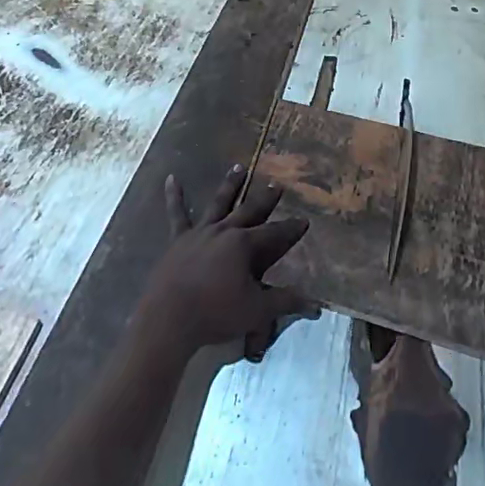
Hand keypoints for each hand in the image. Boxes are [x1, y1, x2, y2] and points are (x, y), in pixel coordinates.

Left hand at [130, 165, 316, 363]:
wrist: (169, 318)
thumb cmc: (215, 313)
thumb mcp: (257, 310)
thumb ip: (285, 303)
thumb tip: (316, 305)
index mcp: (244, 244)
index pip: (274, 233)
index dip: (290, 228)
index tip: (304, 220)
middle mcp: (224, 230)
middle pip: (249, 210)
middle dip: (265, 198)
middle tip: (276, 184)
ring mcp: (199, 232)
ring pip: (218, 203)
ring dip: (230, 185)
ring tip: (239, 167)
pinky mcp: (178, 240)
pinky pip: (177, 214)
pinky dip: (174, 196)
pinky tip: (171, 179)